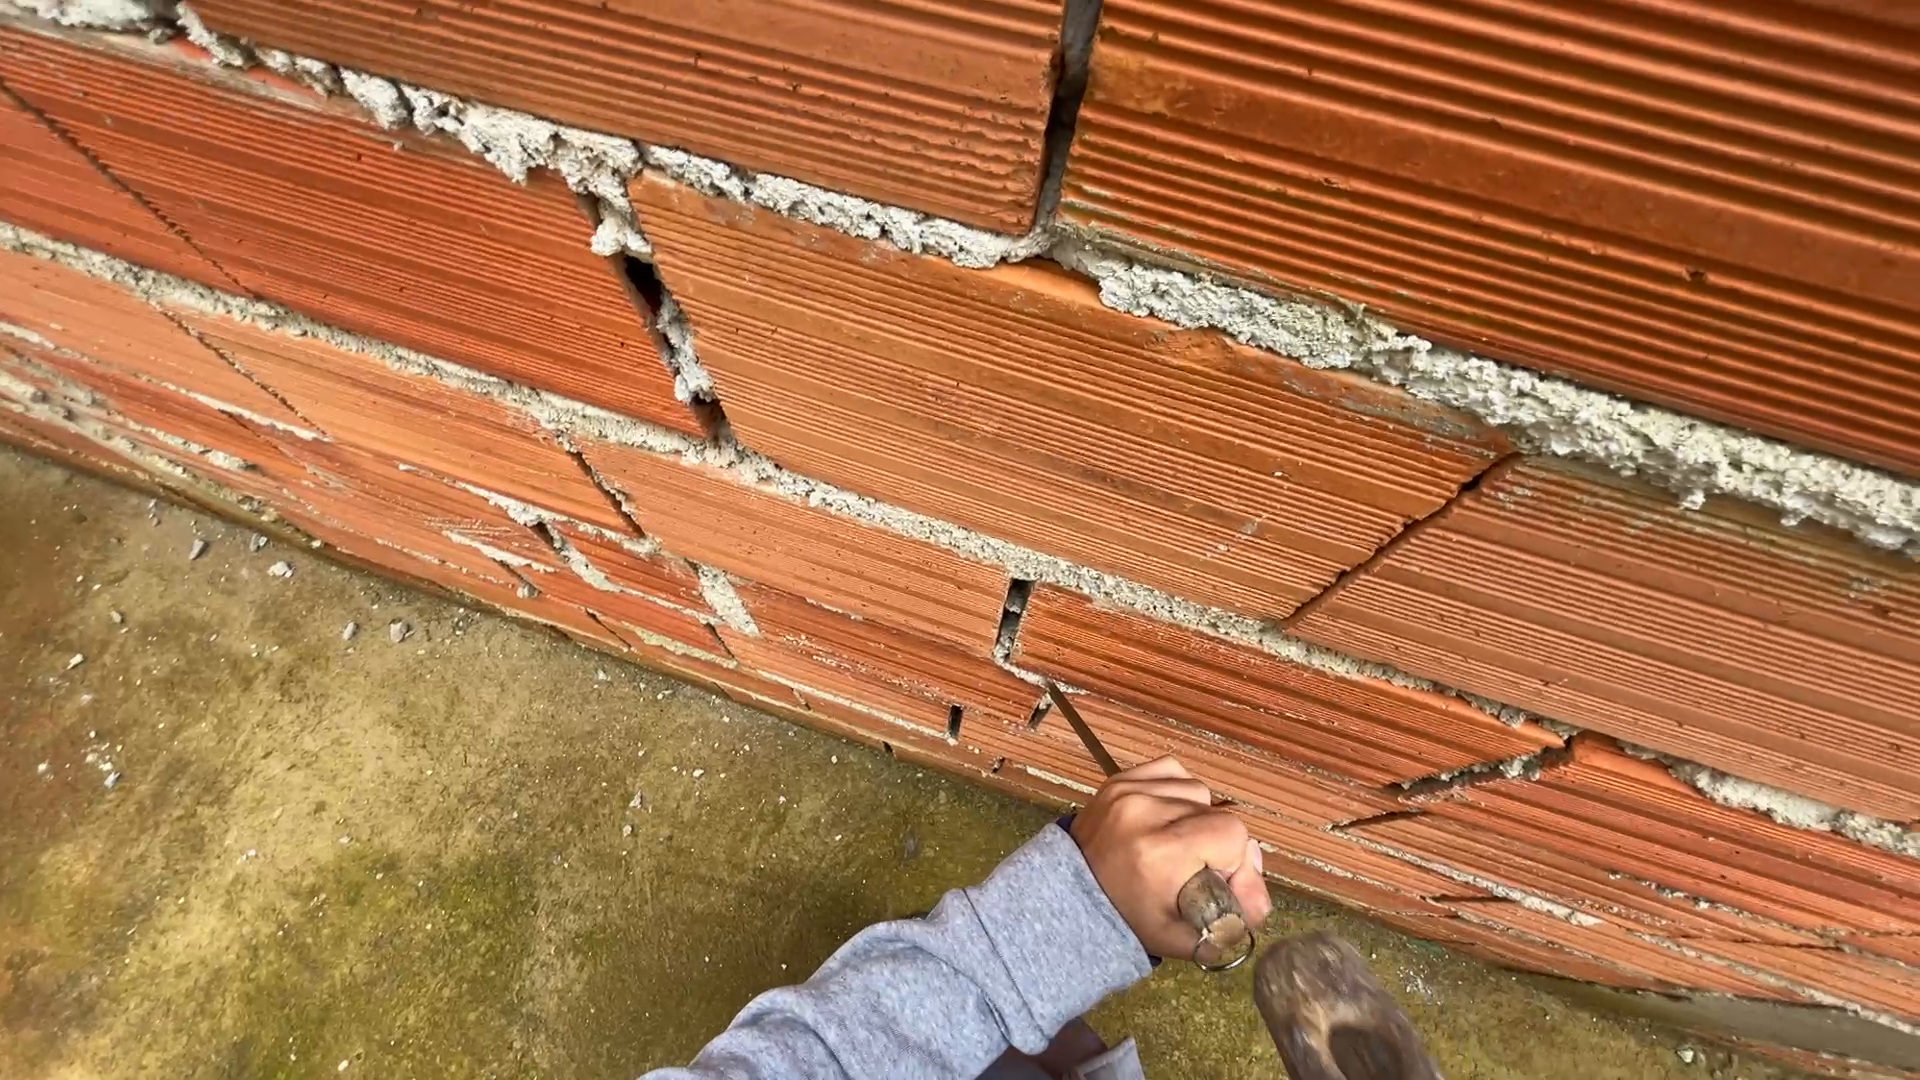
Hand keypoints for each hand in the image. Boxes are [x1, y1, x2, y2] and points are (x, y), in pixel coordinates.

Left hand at [1069, 755, 1271, 959]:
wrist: (1068, 893)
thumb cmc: (1126, 918)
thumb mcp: (1183, 937)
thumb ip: (1232, 921)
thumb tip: (1261, 896)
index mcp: (1159, 851)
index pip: (1231, 831)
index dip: (1238, 860)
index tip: (1223, 882)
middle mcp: (1143, 811)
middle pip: (1217, 811)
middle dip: (1221, 844)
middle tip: (1205, 869)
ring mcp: (1127, 789)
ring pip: (1197, 790)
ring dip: (1200, 817)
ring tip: (1184, 844)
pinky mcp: (1118, 778)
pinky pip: (1171, 770)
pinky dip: (1179, 791)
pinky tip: (1172, 816)